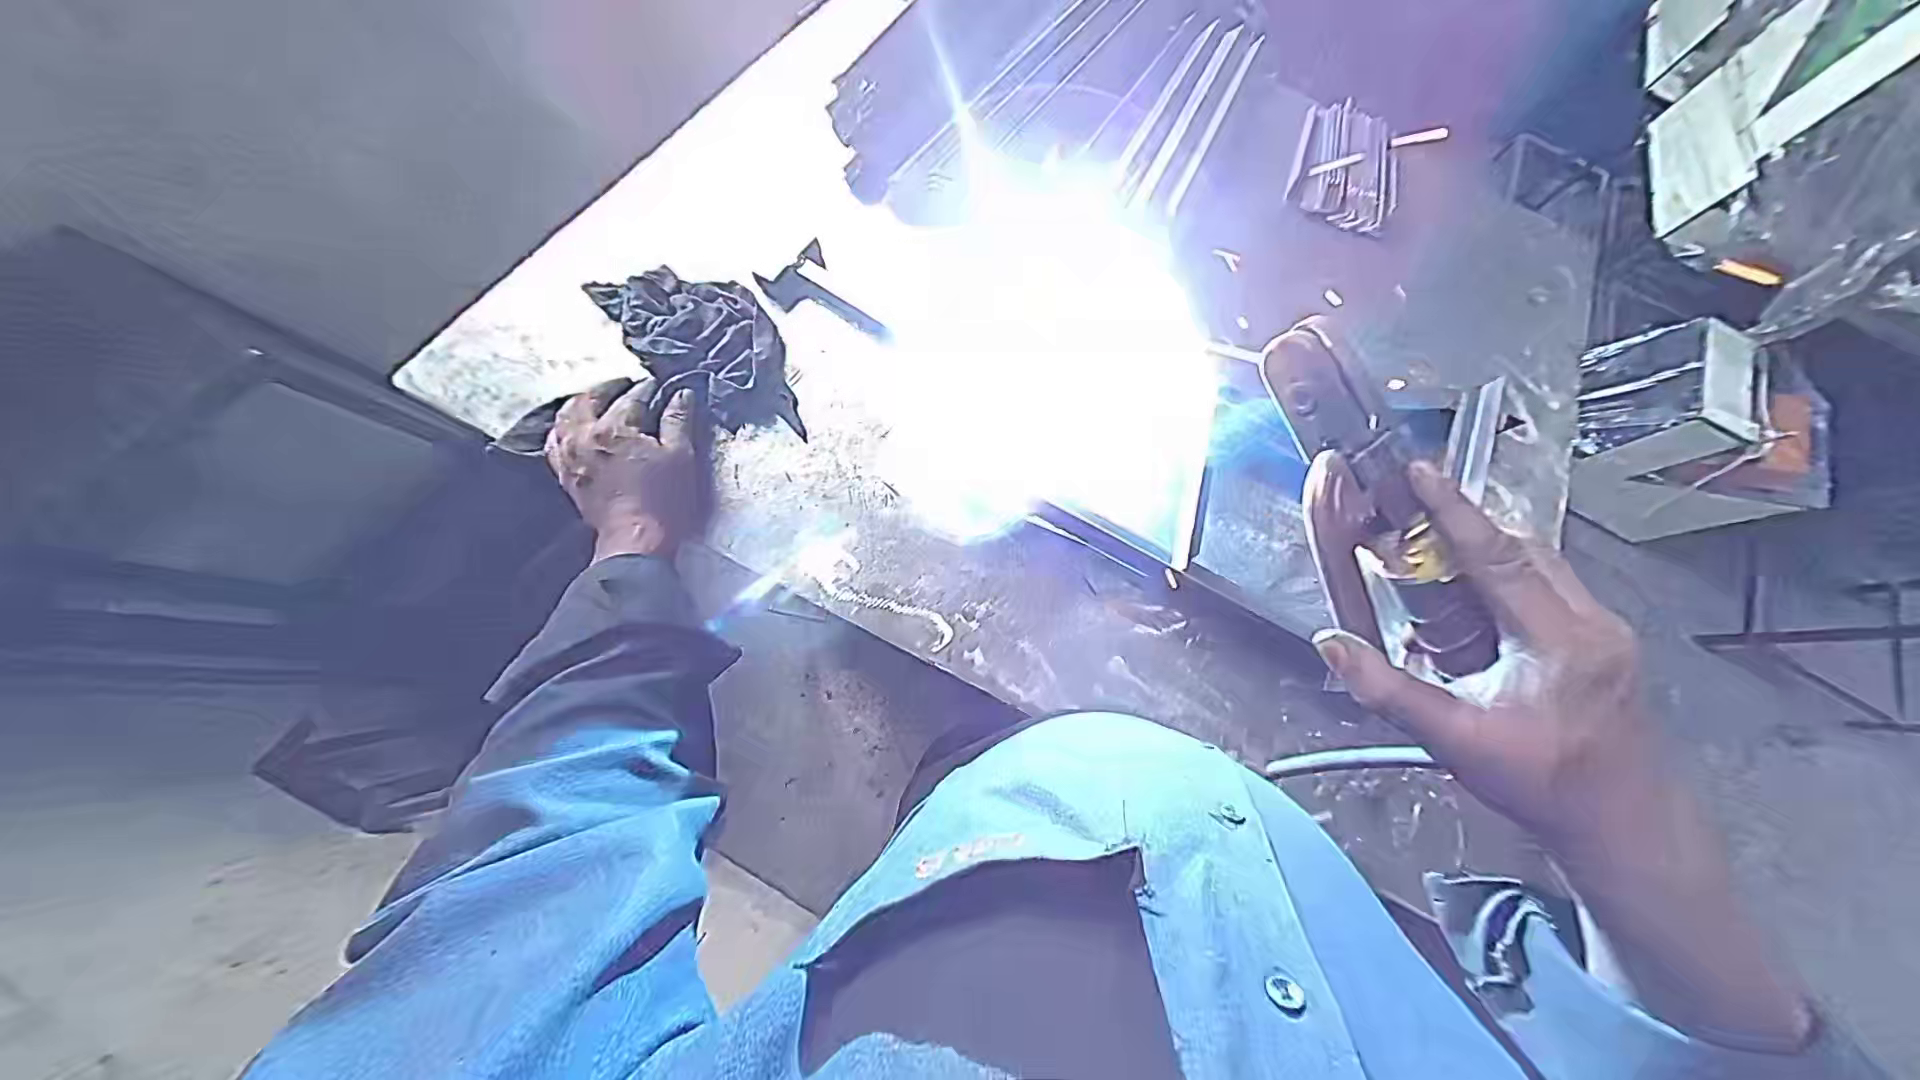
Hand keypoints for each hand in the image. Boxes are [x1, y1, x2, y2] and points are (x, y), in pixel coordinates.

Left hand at [545, 379, 705, 561]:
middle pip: (589, 400)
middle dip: (608, 388)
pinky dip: (564, 429)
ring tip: (598, 401)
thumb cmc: (664, 501)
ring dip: (582, 404)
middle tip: (625, 385)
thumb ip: (679, 421)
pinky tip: (574, 429)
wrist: (637, 539)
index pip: (632, 398)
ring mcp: (570, 456)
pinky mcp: (565, 475)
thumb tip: (681, 395)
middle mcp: (584, 437)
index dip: (648, 389)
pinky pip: (555, 442)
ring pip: (565, 417)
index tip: (661, 387)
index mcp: (614, 429)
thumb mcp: (681, 456)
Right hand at [1311, 460, 1656, 847]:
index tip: (1420, 473)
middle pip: (1520, 548)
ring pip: (1534, 562)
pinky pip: (1540, 584)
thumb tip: (1330, 642)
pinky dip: (1495, 572)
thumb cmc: (1545, 786)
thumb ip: (1387, 689)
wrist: (1627, 827)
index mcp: (1561, 642)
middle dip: (1461, 524)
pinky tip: (1461, 593)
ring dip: (1478, 547)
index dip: (1454, 512)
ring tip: (1424, 547)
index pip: (1499, 558)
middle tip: (1406, 512)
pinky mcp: (1595, 640)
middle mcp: (1589, 623)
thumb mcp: (1454, 739)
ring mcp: (1599, 629)